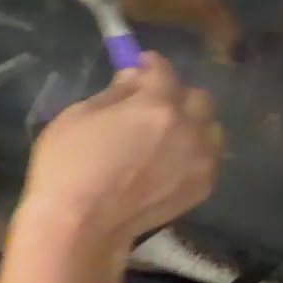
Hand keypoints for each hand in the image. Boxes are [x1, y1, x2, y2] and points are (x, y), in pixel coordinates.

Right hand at [18, 52, 221, 253]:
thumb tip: (135, 76)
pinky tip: (172, 158)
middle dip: (178, 93)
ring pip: (212, 128)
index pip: (165, 72)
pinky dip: (196, 150)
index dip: (152, 64)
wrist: (88, 219)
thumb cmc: (70, 163)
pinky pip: (210, 156)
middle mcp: (191, 129)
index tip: (143, 64)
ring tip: (168, 132)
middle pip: (199, 98)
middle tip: (155, 100)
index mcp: (157, 107)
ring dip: (194, 123)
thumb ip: (116, 93)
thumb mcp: (80, 116)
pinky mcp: (208, 183)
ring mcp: (204, 158)